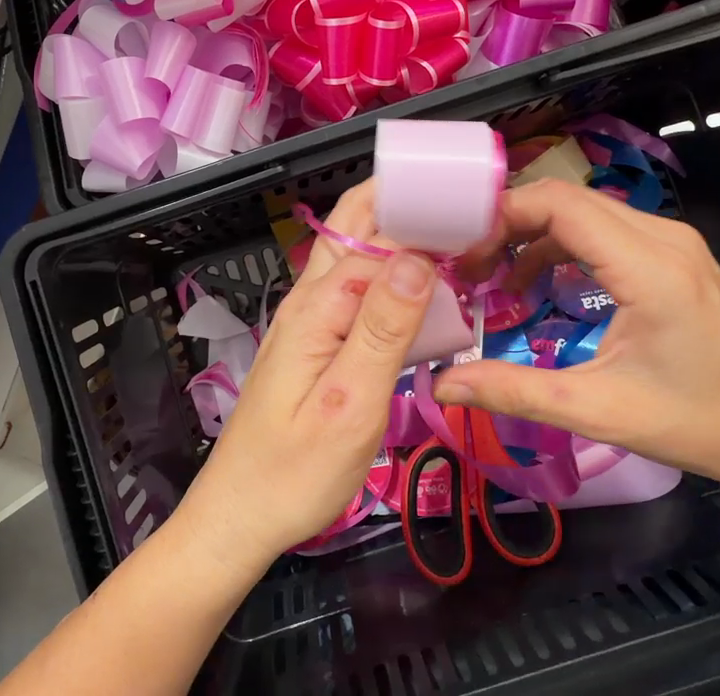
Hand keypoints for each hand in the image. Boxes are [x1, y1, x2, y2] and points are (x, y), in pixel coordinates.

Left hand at [174, 182, 435, 569]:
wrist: (241, 515)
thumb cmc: (296, 471)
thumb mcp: (351, 404)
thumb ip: (383, 328)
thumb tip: (418, 255)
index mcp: (318, 306)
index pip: (376, 233)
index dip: (422, 213)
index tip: (478, 213)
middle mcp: (309, 300)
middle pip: (355, 226)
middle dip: (406, 204)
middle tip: (468, 212)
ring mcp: (310, 320)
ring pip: (357, 256)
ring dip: (401, 236)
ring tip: (460, 240)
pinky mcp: (316, 343)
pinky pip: (357, 292)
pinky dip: (393, 278)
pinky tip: (427, 294)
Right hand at [438, 178, 719, 503]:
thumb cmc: (695, 424)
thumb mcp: (597, 411)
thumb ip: (514, 391)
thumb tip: (442, 386)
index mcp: (650, 268)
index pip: (560, 205)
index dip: (502, 216)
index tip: (462, 251)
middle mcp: (663, 238)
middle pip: (566, 200)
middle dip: (507, 223)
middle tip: (466, 265)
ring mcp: (673, 242)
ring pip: (583, 211)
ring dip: (531, 233)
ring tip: (492, 276)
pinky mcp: (673, 254)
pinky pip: (603, 229)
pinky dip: (559, 245)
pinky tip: (536, 283)